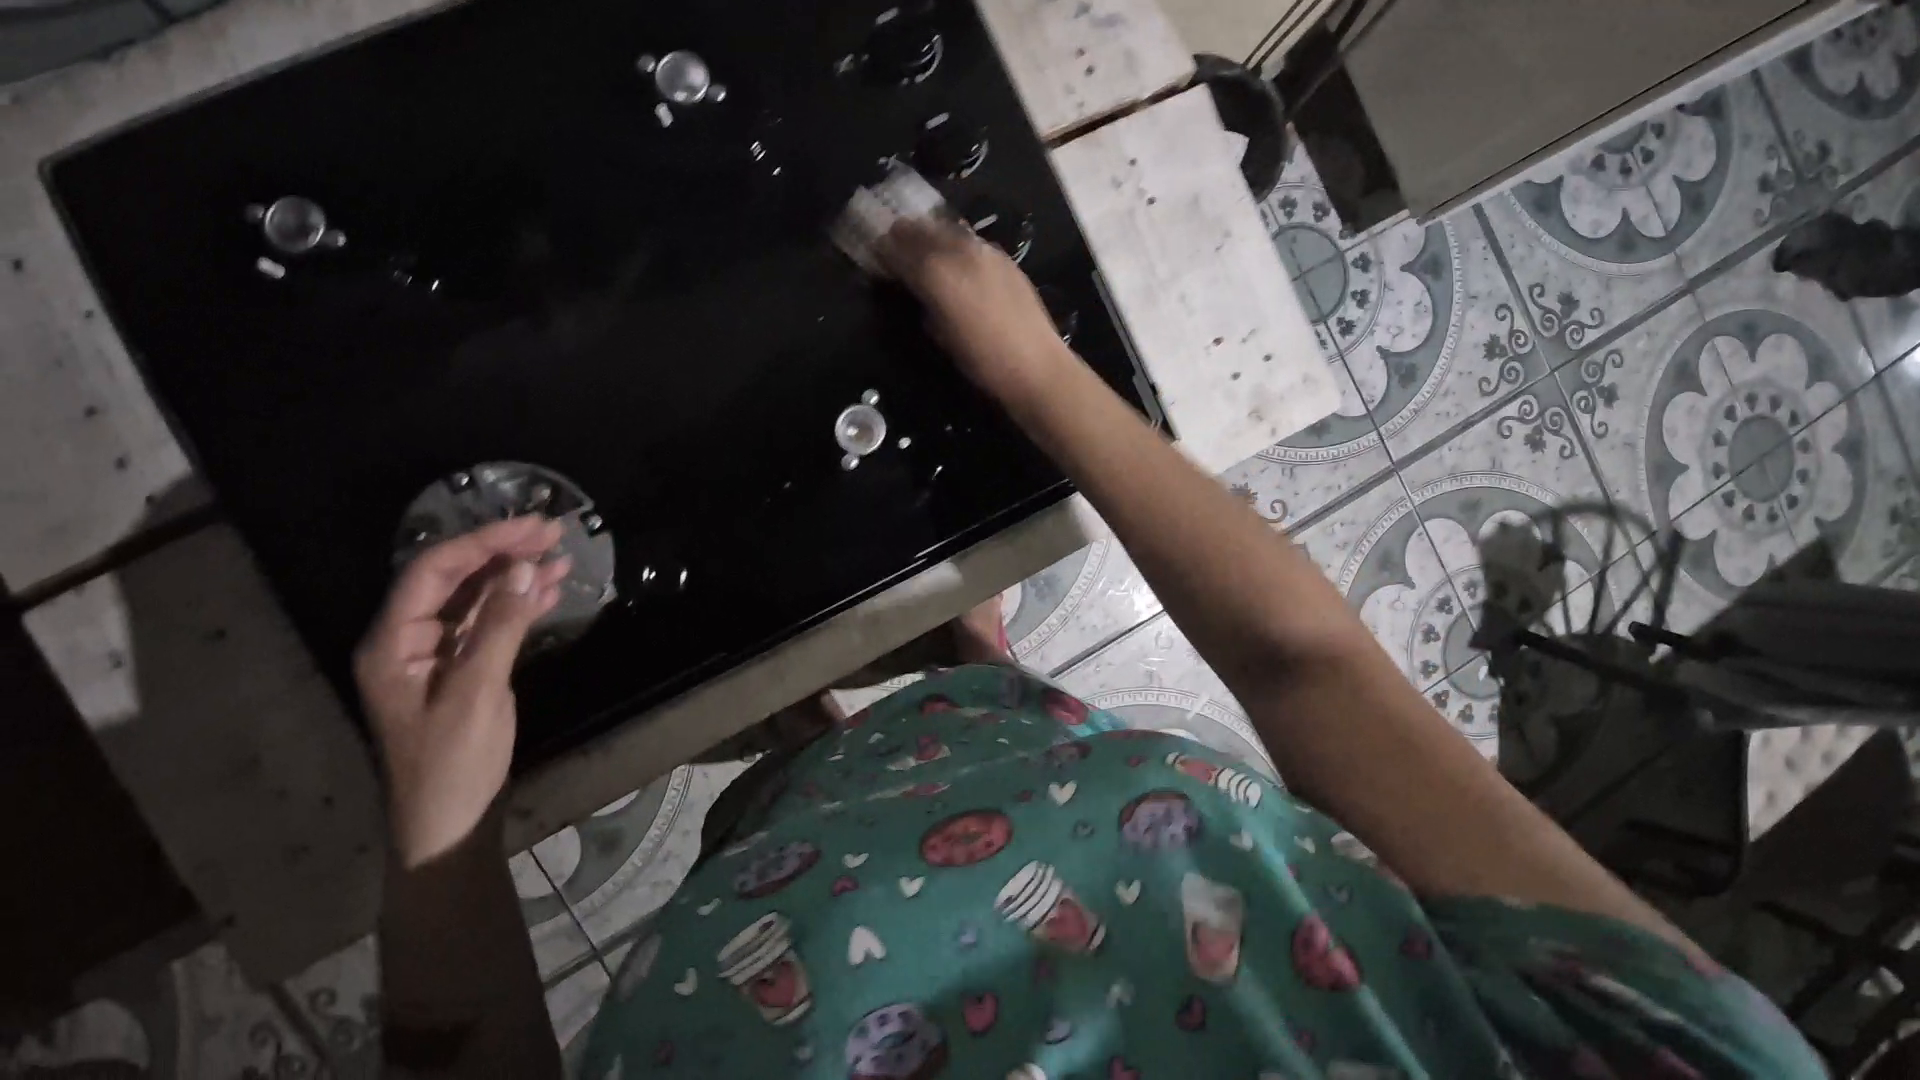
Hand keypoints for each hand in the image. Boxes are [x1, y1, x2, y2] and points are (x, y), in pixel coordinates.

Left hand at [354, 516, 572, 866]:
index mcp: (392, 642)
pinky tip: (550, 592)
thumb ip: (498, 627)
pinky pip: (490, 626)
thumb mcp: (476, 693)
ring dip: (516, 577)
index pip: (433, 571)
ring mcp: (436, 656)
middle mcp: (409, 640)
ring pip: (476, 600)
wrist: (448, 824)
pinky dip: (520, 606)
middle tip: (553, 532)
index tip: (533, 528)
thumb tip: (524, 570)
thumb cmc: (452, 763)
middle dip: (502, 552)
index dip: (483, 543)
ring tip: (561, 556)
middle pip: (454, 579)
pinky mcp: (463, 671)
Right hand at [877, 217, 1073, 401]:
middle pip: (924, 231)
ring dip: (930, 233)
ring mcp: (986, 253)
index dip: (884, 249)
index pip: (900, 249)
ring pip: (948, 230)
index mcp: (937, 276)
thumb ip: (922, 302)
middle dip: (904, 234)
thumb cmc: (982, 361)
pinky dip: (955, 242)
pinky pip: (971, 241)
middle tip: (891, 240)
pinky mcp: (1005, 260)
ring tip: (919, 242)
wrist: (1036, 367)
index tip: (874, 251)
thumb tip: (912, 287)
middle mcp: (960, 254)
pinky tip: (954, 256)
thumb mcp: (940, 335)